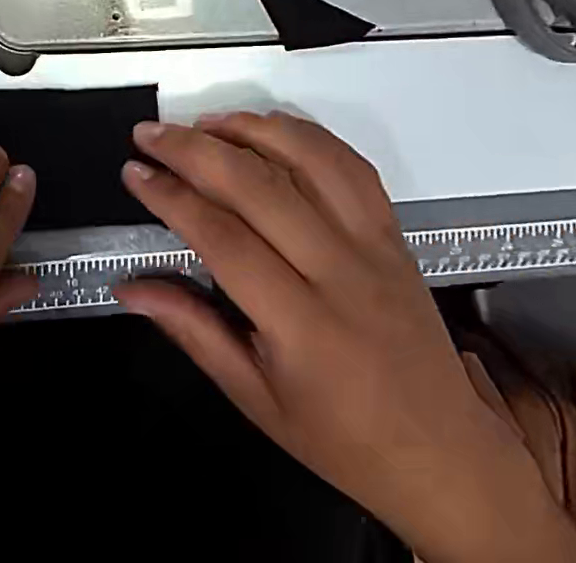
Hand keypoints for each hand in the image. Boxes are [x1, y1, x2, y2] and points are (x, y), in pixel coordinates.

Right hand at [116, 113, 575, 562]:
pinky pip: (351, 165)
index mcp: (304, 326)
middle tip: (150, 134)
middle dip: (194, 150)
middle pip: (259, 186)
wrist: (444, 453)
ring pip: (309, 161)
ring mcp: (375, 245)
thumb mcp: (254, 398)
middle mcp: (342, 273)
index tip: (135, 173)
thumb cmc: (343, 437)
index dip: (171, 198)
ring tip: (201, 122)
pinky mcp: (393, 232)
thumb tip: (130, 288)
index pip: (224, 238)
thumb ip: (191, 330)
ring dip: (249, 129)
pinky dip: (305, 134)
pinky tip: (268, 127)